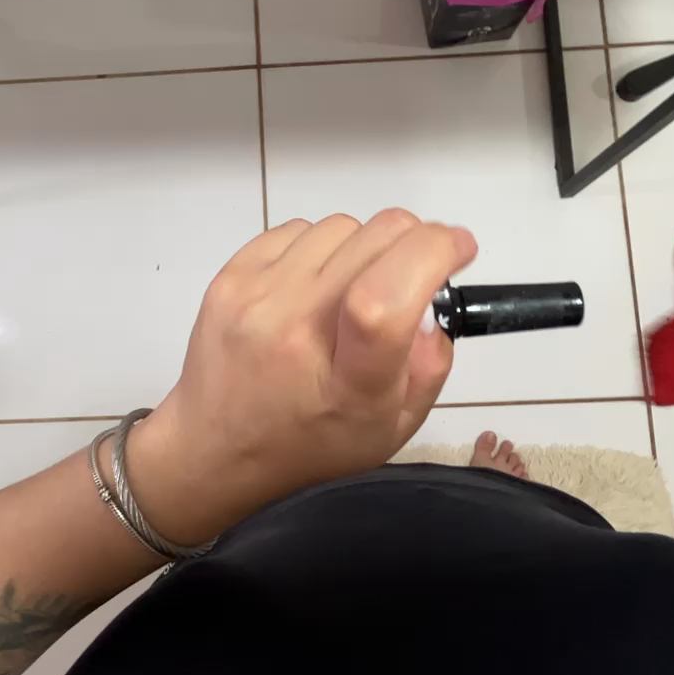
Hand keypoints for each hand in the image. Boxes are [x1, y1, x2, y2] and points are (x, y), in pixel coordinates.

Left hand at [131, 210, 476, 543]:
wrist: (213, 448)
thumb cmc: (309, 444)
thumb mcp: (391, 429)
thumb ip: (430, 366)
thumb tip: (432, 300)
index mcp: (345, 384)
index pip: (386, 297)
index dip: (434, 254)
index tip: (460, 248)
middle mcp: (293, 330)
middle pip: (375, 240)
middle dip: (414, 242)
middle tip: (413, 270)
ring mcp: (254, 297)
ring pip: (340, 226)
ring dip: (364, 246)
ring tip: (352, 287)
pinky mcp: (229, 277)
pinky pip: (297, 229)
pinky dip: (320, 247)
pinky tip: (313, 285)